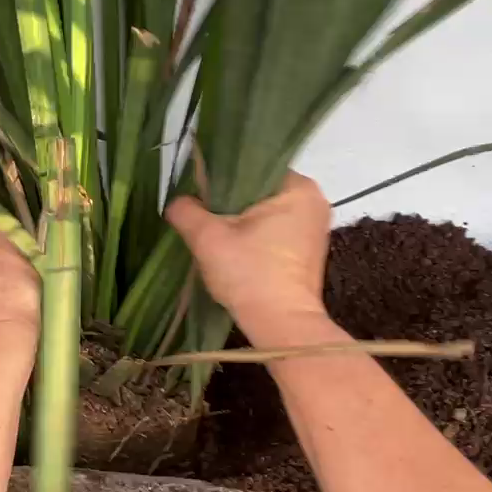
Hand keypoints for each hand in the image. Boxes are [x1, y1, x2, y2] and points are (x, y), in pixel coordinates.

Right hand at [165, 172, 335, 345]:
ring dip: (242, 223)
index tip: (200, 197)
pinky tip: (235, 252)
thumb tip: (176, 202)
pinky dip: (256, 239)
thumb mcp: (207, 238)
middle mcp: (314, 201)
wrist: (279, 323)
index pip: (253, 168)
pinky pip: (276, 233)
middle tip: (205, 218)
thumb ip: (187, 211)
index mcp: (297, 187)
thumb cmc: (249, 273)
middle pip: (260, 192)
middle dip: (232, 204)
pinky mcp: (310, 253)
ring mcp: (315, 229)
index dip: (222, 181)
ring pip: (267, 214)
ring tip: (216, 236)